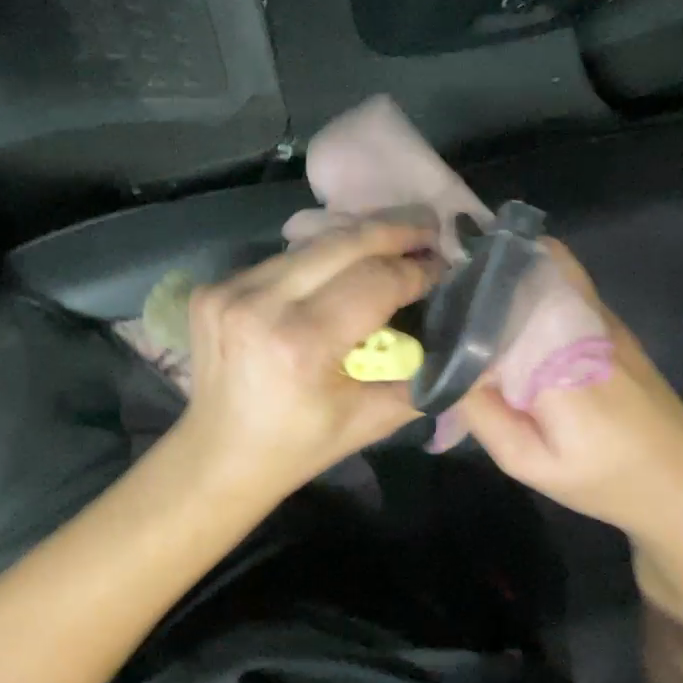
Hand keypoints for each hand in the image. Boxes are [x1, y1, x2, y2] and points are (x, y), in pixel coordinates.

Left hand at [179, 221, 441, 494]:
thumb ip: (422, 379)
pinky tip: (336, 272)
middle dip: (392, 232)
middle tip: (428, 228)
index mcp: (300, 344)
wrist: (219, 454)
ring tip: (390, 242)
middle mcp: (259, 306)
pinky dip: (314, 263)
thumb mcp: (370, 421)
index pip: (374, 281)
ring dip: (353, 242)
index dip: (415, 270)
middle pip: (342, 244)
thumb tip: (472, 345)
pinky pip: (279, 262)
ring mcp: (228, 292)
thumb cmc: (298, 445)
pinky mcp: (211, 289)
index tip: (443, 265)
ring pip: (309, 247)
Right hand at [454, 240, 682, 538]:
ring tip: (472, 297)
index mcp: (558, 367)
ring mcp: (605, 321)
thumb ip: (484, 415)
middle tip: (446, 301)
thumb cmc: (604, 483)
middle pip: (521, 276)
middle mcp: (583, 329)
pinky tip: (512, 310)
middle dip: (481, 280)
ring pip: (547, 273)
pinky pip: (567, 287)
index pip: (493, 314)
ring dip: (509, 276)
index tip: (432, 326)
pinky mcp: (615, 326)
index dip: (458, 312)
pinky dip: (534, 284)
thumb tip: (449, 369)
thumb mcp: (529, 465)